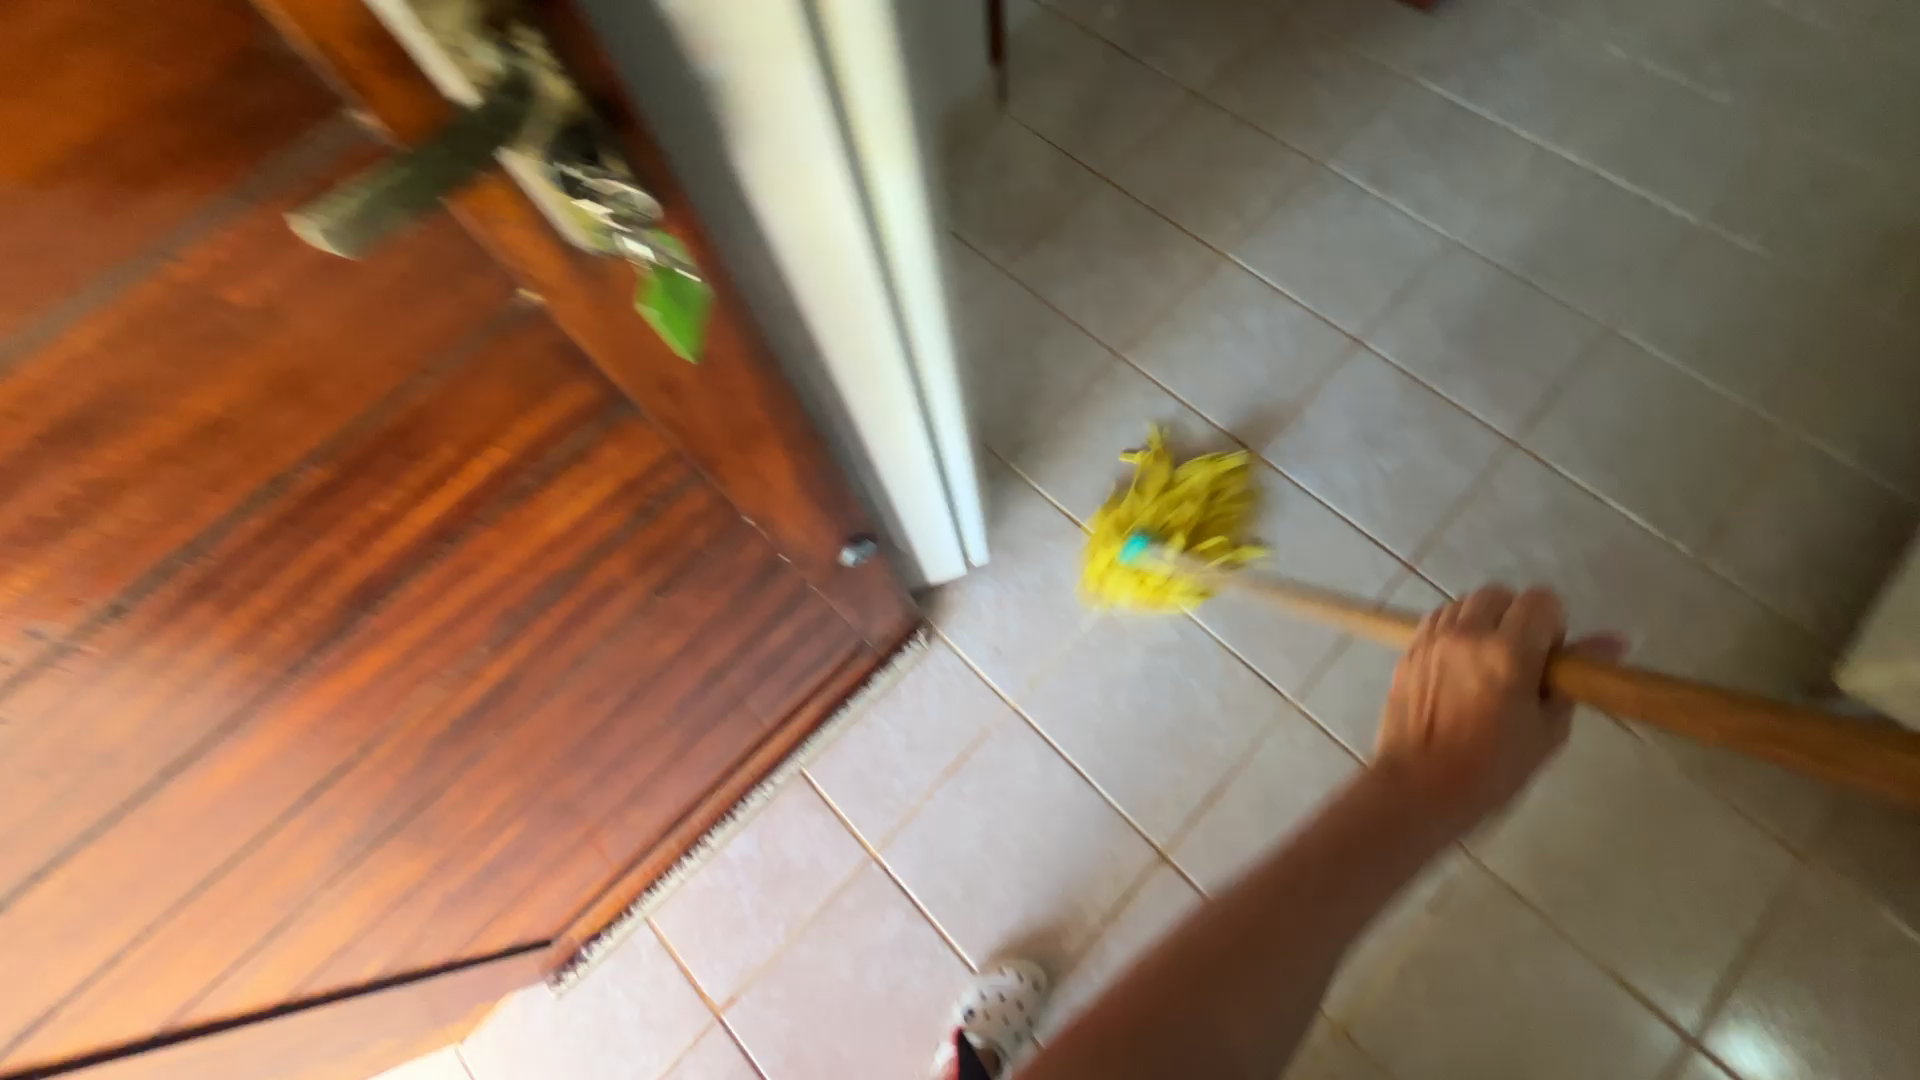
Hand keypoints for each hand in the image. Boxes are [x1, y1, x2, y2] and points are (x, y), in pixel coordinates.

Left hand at [1372, 585, 1625, 832]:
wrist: (1420, 783)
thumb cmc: (1493, 766)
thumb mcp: (1548, 728)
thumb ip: (1572, 677)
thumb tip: (1612, 641)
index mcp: (1505, 652)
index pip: (1540, 600)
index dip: (1553, 624)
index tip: (1550, 656)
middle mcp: (1463, 635)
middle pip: (1496, 594)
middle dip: (1516, 617)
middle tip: (1522, 658)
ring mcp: (1429, 641)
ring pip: (1461, 604)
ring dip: (1481, 621)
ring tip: (1488, 663)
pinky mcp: (1406, 652)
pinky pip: (1435, 622)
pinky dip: (1453, 631)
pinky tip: (1460, 667)